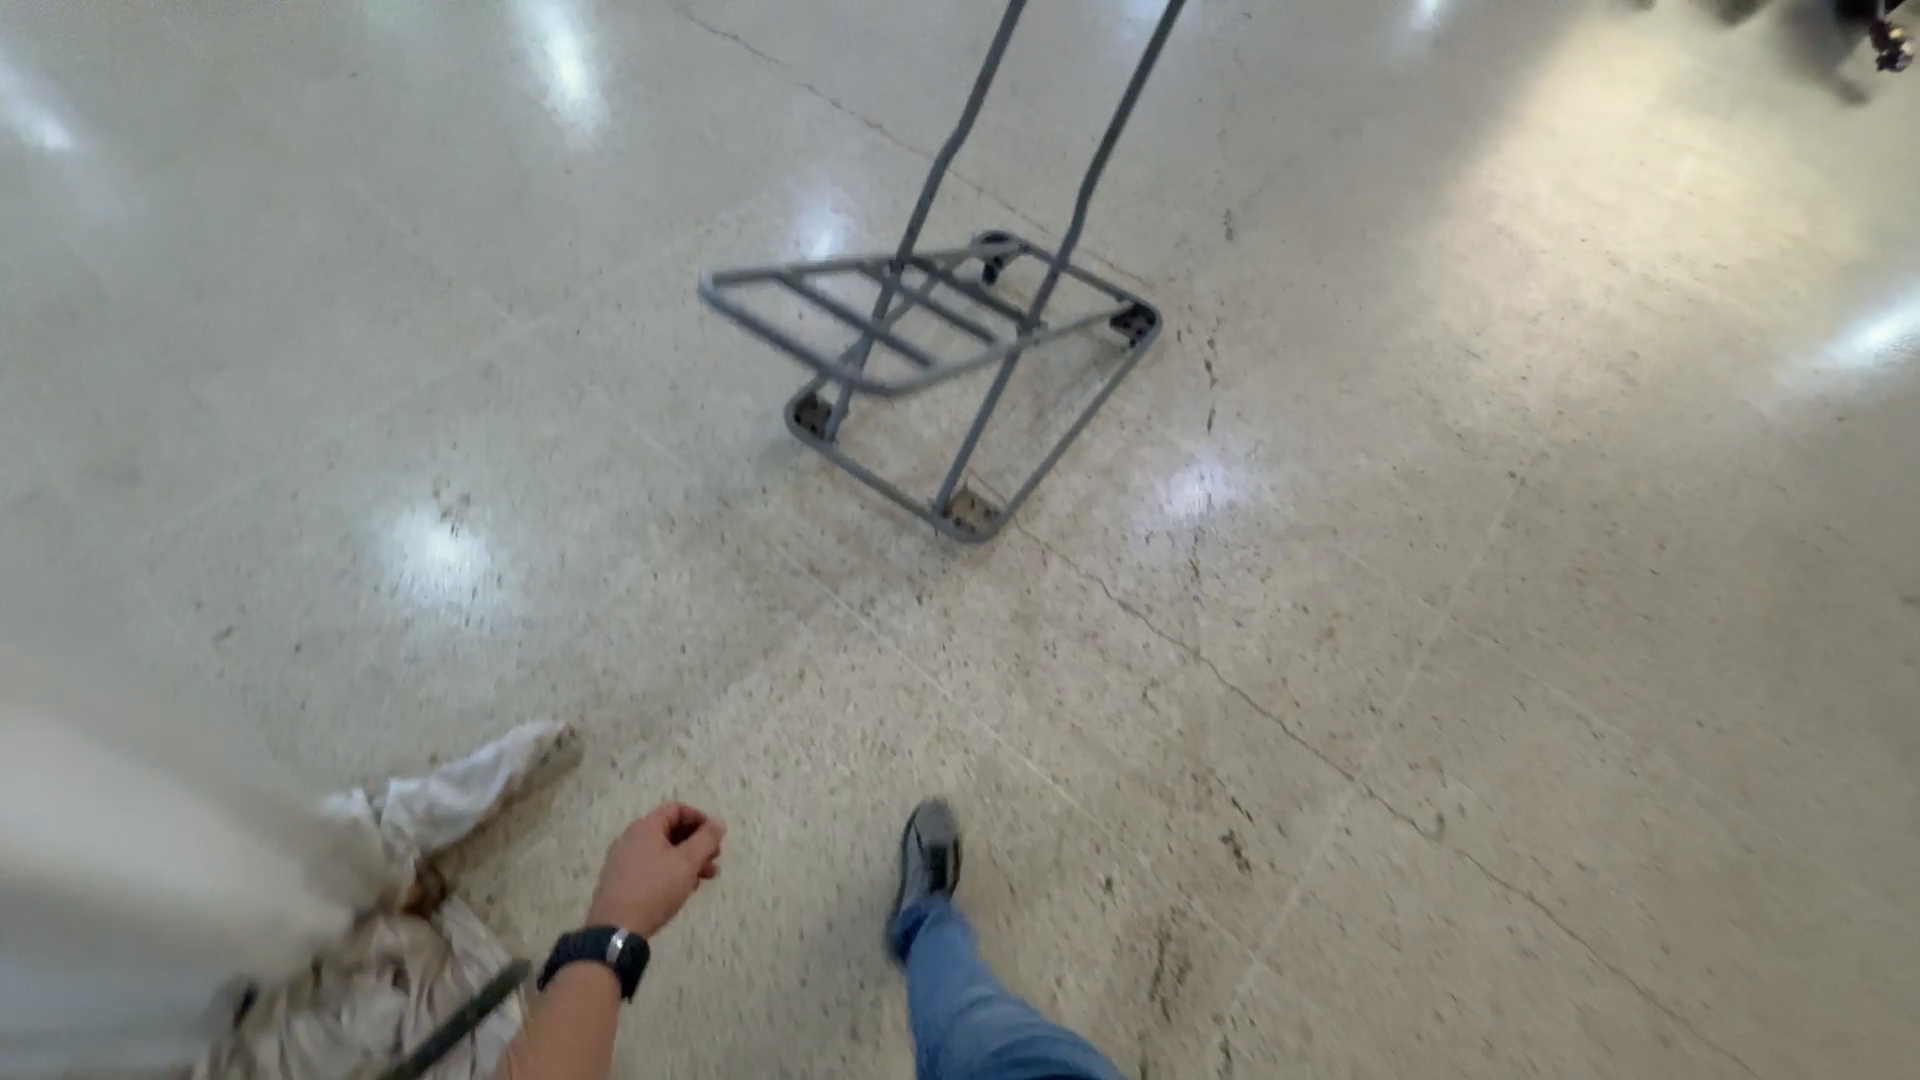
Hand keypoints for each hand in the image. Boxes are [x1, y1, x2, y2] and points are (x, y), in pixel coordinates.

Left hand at [585, 801, 725, 938]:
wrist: (615, 931)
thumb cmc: (655, 889)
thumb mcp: (687, 862)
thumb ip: (706, 839)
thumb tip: (718, 823)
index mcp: (645, 827)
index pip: (676, 809)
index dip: (700, 818)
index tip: (715, 836)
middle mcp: (630, 838)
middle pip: (671, 830)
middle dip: (697, 843)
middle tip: (715, 859)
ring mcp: (623, 860)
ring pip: (663, 850)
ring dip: (687, 859)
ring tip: (705, 878)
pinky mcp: (620, 881)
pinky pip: (651, 866)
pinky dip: (670, 871)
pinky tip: (684, 888)